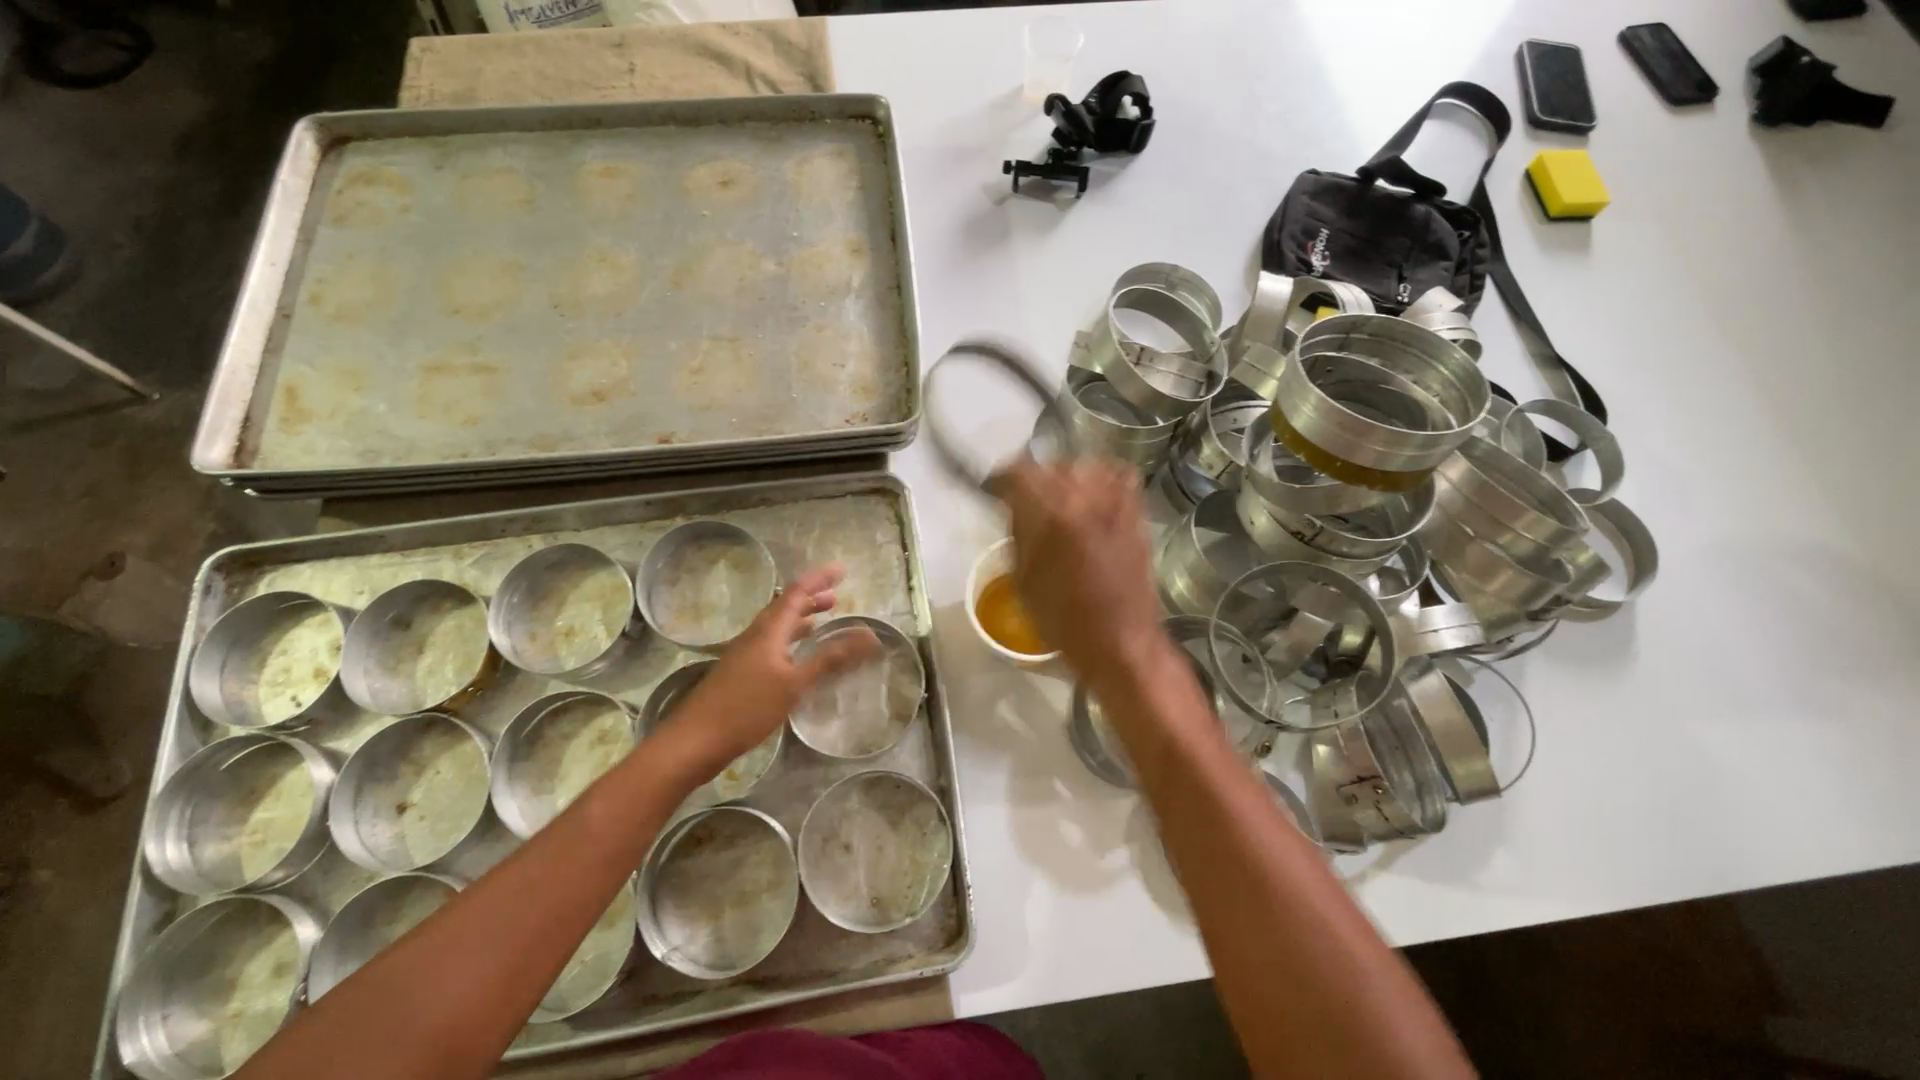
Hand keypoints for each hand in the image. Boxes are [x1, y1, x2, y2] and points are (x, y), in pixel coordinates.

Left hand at [663, 563, 878, 774]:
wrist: (697, 739)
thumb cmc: (747, 707)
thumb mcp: (795, 683)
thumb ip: (831, 659)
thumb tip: (869, 635)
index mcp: (768, 631)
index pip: (796, 593)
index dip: (819, 579)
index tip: (842, 570)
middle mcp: (755, 636)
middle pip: (784, 607)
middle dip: (810, 599)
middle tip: (836, 597)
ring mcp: (744, 655)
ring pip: (776, 627)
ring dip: (799, 620)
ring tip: (820, 621)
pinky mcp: (740, 674)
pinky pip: (770, 645)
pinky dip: (789, 641)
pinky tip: (796, 659)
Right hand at [998, 461, 1167, 688]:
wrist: (1119, 640)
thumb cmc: (1064, 619)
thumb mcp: (1024, 577)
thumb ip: (1018, 532)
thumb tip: (1014, 505)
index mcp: (1052, 512)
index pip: (1018, 472)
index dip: (1001, 480)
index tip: (994, 490)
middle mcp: (1085, 496)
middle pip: (1050, 467)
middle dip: (1034, 481)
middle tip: (1024, 502)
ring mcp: (1116, 502)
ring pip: (1083, 468)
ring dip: (1067, 480)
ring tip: (1059, 502)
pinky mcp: (1137, 512)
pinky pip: (1118, 477)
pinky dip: (1102, 481)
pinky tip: (1093, 499)